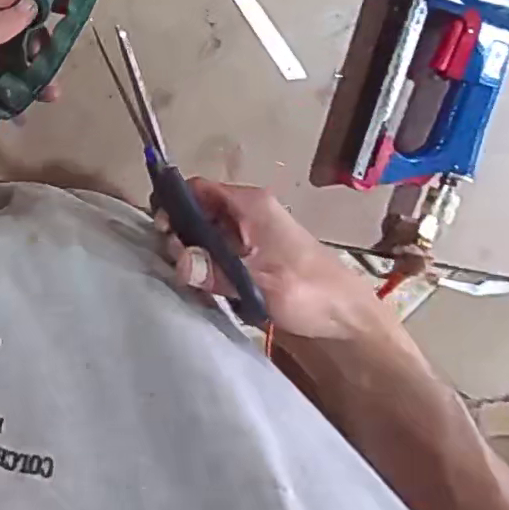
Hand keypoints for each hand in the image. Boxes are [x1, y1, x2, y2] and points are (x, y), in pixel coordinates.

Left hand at [0, 0, 52, 141]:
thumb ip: (4, 23)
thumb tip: (31, 3)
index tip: (66, 6)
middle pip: (18, 30)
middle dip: (39, 43)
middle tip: (49, 57)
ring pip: (17, 60)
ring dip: (36, 73)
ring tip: (51, 91)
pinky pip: (9, 83)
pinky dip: (22, 92)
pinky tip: (34, 103)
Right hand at [159, 178, 387, 339]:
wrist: (348, 321)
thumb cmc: (309, 292)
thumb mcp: (261, 283)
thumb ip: (217, 272)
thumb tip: (179, 261)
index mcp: (250, 204)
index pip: (198, 188)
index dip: (174, 203)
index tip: (161, 230)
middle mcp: (247, 212)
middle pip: (198, 210)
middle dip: (180, 232)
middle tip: (173, 260)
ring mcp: (249, 236)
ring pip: (205, 233)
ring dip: (192, 253)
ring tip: (186, 277)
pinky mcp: (251, 258)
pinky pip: (216, 253)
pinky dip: (206, 266)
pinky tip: (201, 287)